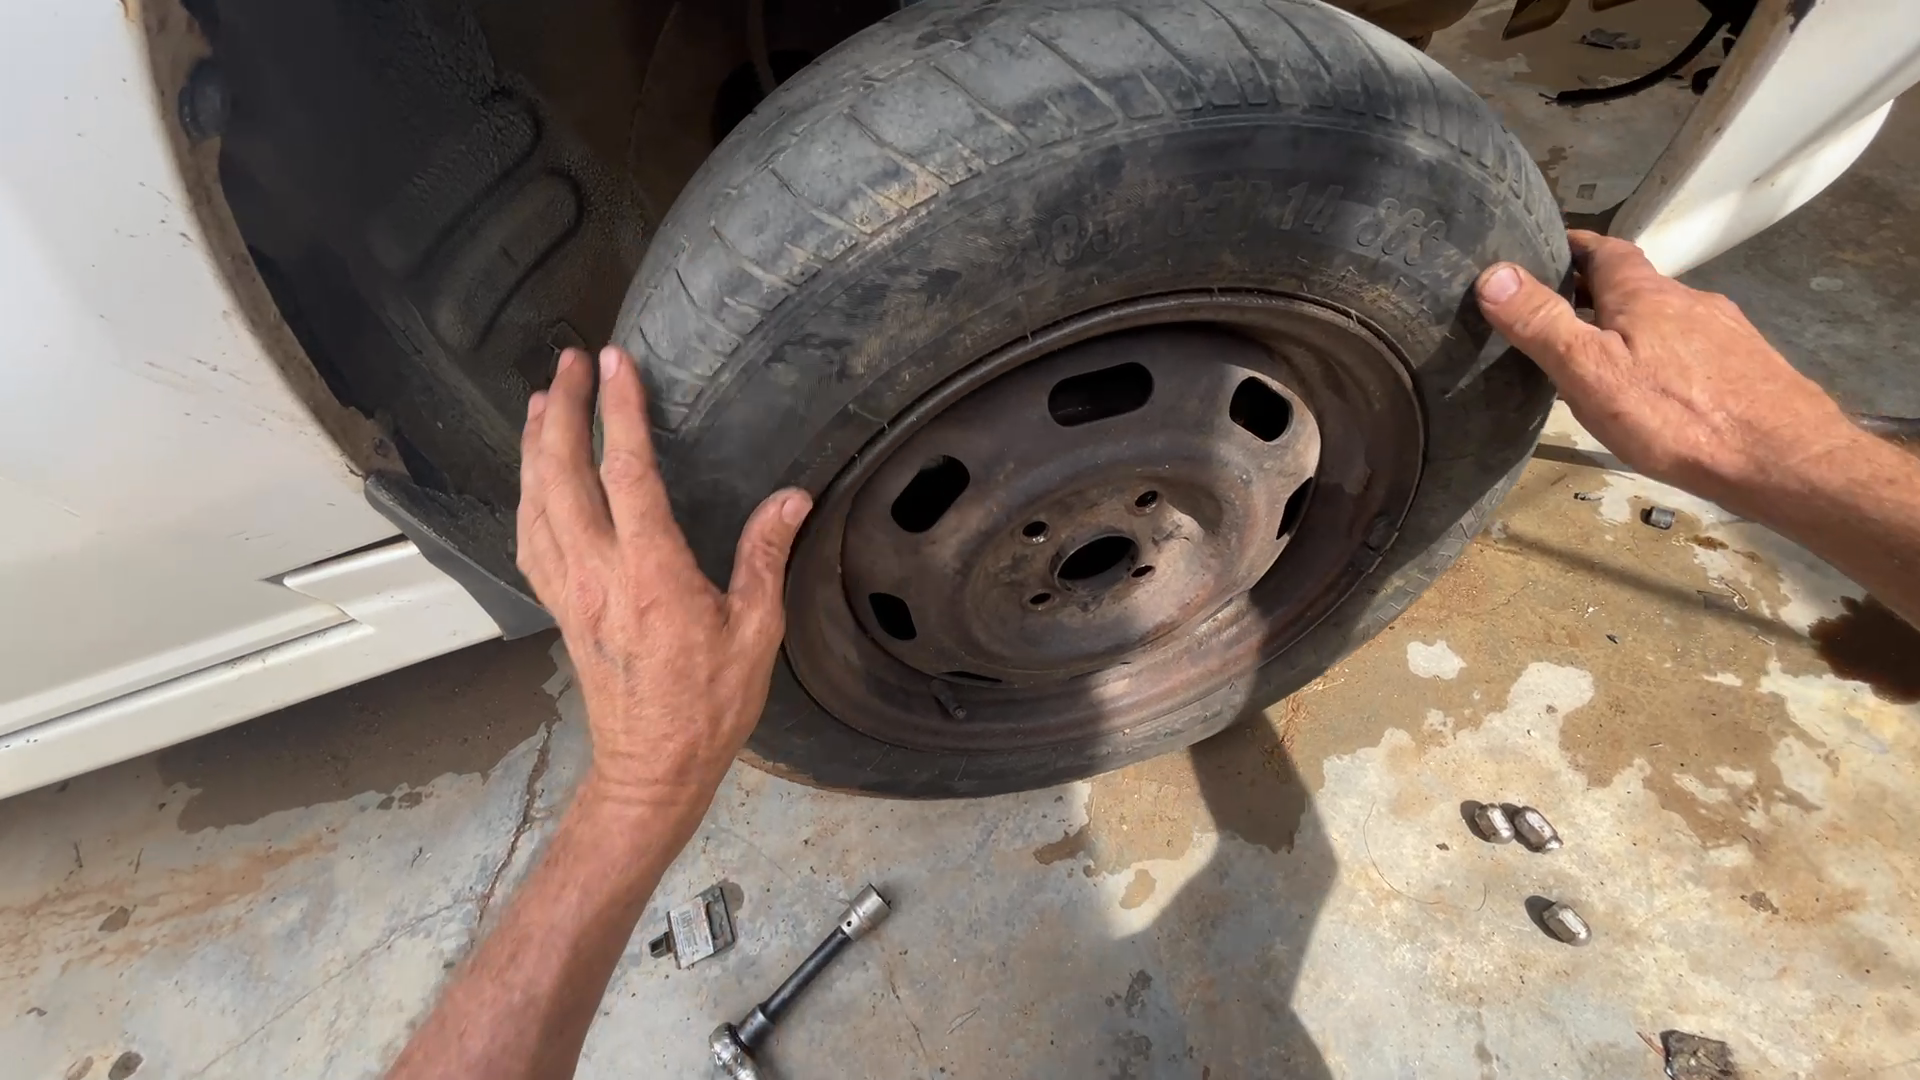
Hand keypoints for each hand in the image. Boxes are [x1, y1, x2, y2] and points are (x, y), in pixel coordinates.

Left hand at [516, 345, 810, 819]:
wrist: (654, 766)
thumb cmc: (710, 703)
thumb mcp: (756, 632)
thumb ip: (765, 557)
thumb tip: (792, 498)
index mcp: (652, 575)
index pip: (629, 475)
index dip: (622, 415)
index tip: (617, 366)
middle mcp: (599, 574)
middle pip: (563, 476)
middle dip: (562, 412)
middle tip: (569, 363)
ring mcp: (570, 591)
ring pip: (535, 502)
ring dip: (534, 445)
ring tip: (540, 401)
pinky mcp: (561, 608)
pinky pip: (530, 538)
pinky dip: (527, 494)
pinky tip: (533, 478)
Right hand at [1475, 230, 1854, 510]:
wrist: (1779, 459)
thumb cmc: (1672, 414)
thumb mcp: (1588, 369)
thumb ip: (1541, 322)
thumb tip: (1493, 274)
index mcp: (1646, 297)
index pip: (1609, 251)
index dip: (1576, 244)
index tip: (1544, 244)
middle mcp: (1688, 303)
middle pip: (1633, 284)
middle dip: (1590, 288)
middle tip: (1546, 303)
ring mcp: (1720, 333)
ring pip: (1658, 315)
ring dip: (1621, 320)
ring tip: (1586, 346)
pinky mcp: (1737, 365)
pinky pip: (1682, 343)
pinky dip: (1650, 346)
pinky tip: (1640, 379)